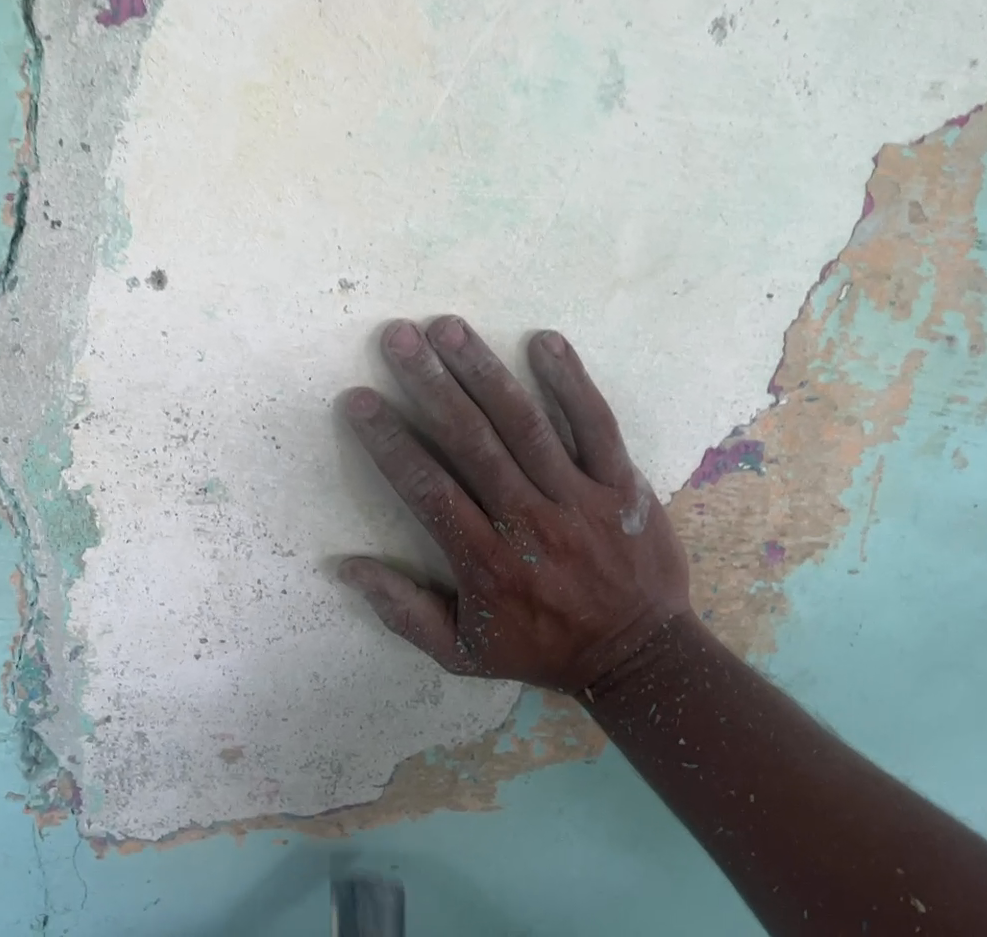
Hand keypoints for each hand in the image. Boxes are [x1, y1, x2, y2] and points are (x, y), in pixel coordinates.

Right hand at [337, 317, 691, 693]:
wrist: (641, 660)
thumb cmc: (541, 649)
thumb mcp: (461, 653)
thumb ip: (402, 611)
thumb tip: (346, 568)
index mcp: (484, 561)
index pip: (427, 489)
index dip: (389, 441)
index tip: (359, 399)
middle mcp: (528, 521)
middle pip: (472, 442)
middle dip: (430, 384)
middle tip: (399, 337)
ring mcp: (579, 499)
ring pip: (525, 424)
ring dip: (484, 371)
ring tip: (449, 327)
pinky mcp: (623, 485)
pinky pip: (597, 425)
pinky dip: (572, 382)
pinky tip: (544, 341)